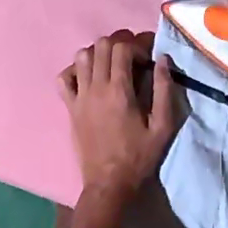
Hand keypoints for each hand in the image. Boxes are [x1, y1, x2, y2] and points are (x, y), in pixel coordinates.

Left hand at [57, 31, 179, 206]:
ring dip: (97, 54)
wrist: (109, 184)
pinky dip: (74, 71)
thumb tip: (163, 60)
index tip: (147, 58)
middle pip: (101, 45)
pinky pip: (63, 77)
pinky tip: (87, 79)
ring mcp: (79, 96)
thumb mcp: (162, 127)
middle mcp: (96, 87)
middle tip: (131, 57)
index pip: (122, 48)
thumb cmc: (139, 157)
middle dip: (118, 44)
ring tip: (111, 66)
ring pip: (81, 56)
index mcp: (119, 90)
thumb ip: (164, 90)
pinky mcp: (69, 107)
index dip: (137, 46)